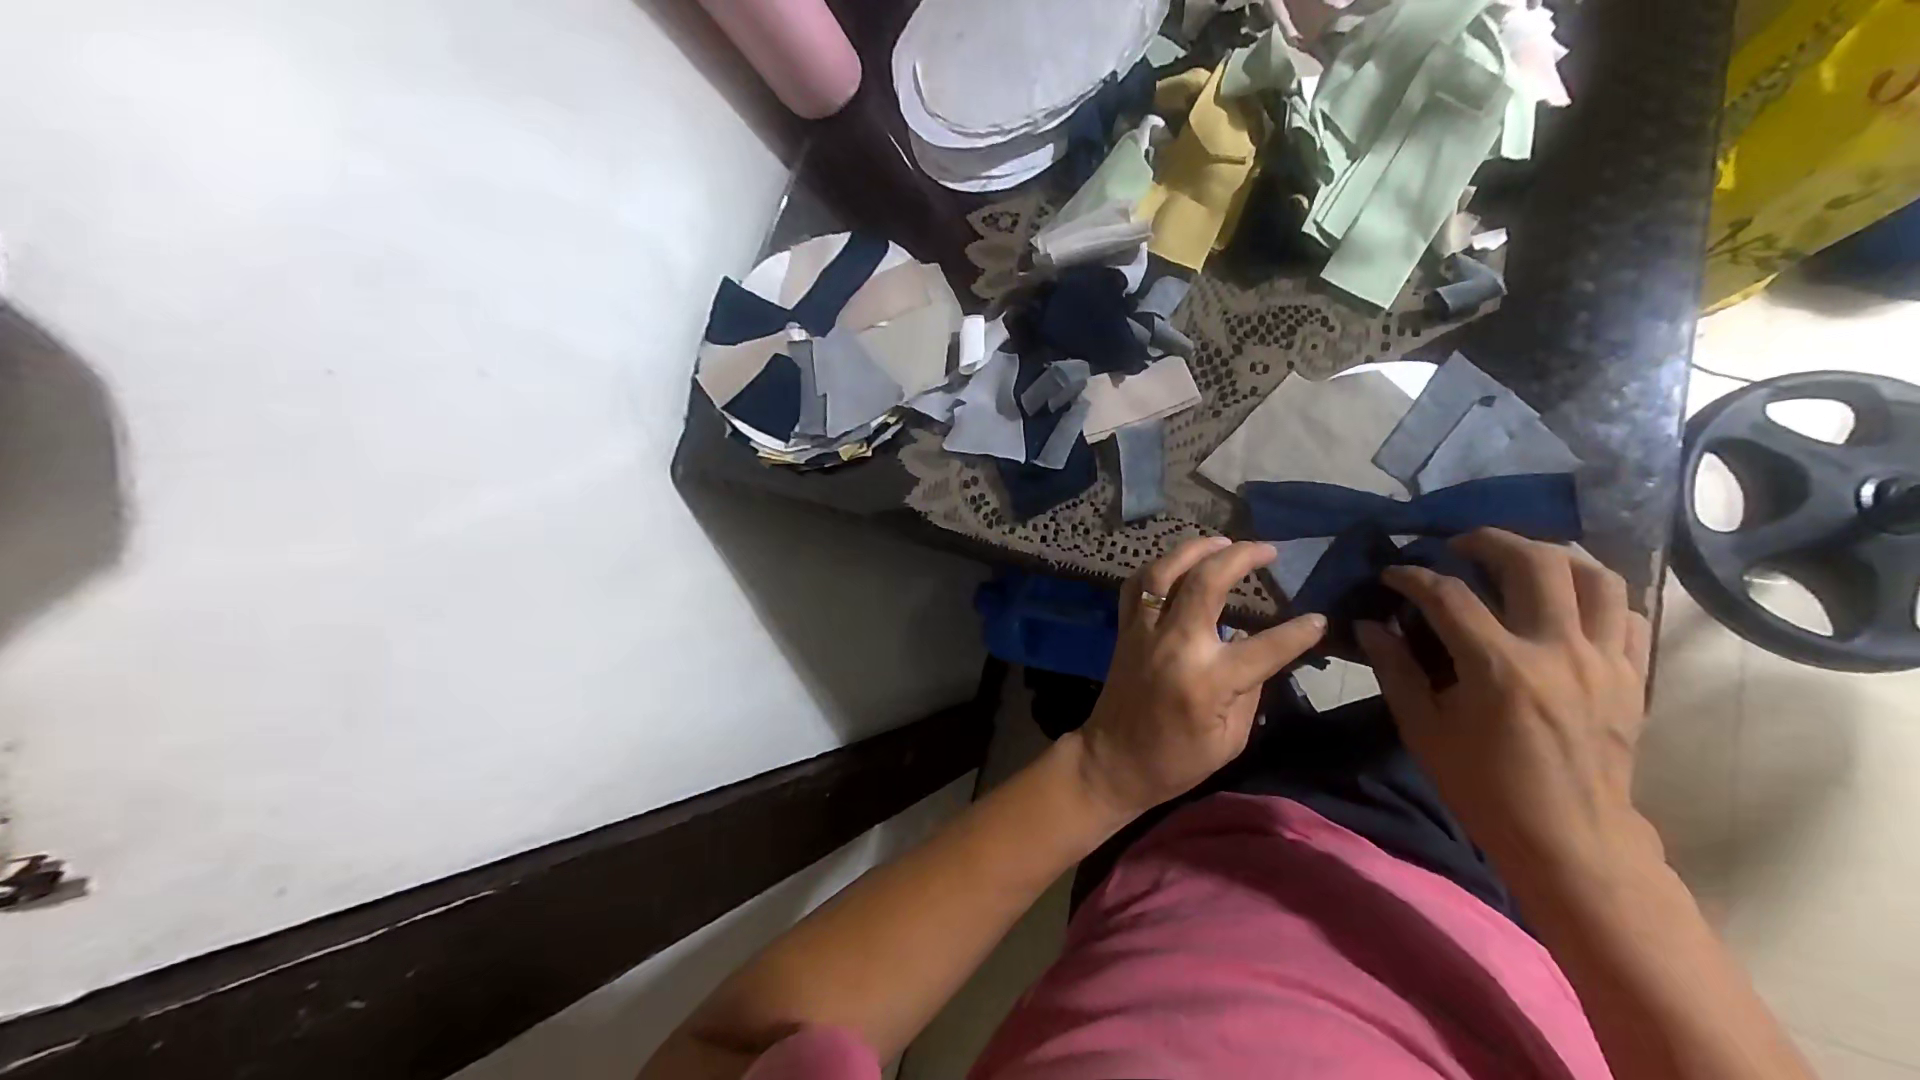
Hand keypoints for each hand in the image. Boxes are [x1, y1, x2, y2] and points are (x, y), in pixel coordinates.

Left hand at [1078, 537, 1327, 817]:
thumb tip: (1257, 646)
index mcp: (1207, 680)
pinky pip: (1136, 586)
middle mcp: (1175, 645)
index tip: (1319, 619)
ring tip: (1223, 541)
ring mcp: (1144, 632)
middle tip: (1267, 549)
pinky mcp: (1125, 630)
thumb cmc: (1176, 760)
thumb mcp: (1231, 739)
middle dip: (1240, 557)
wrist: (1112, 761)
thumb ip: (1249, 688)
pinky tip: (1178, 563)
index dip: (1298, 632)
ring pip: (1165, 573)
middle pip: (1207, 583)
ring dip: (1195, 550)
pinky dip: (1158, 568)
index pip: (1265, 646)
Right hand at [1357, 529, 1658, 879]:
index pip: (1448, 596)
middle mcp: (1558, 651)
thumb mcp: (1423, 728)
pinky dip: (1595, 596)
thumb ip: (1395, 668)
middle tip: (1458, 545)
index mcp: (1499, 667)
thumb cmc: (1482, 785)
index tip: (1392, 574)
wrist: (1568, 837)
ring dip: (1552, 555)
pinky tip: (1565, 602)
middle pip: (1534, 563)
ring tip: (1519, 558)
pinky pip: (1627, 615)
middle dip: (1489, 541)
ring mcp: (1605, 661)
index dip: (1412, 576)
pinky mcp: (1632, 676)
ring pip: (1595, 576)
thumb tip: (1370, 625)